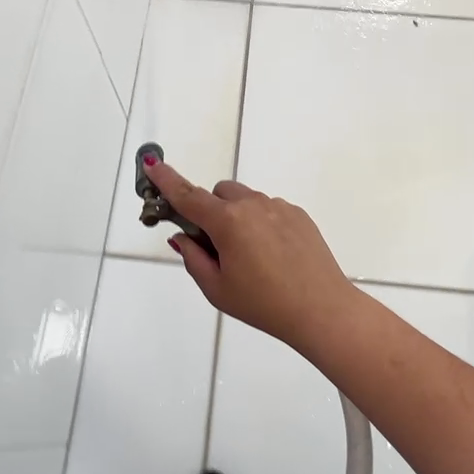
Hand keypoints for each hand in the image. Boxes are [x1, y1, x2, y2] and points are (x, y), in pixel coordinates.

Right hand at [143, 157, 362, 349]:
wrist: (321, 308)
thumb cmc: (263, 304)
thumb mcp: (217, 289)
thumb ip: (193, 258)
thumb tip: (182, 236)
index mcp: (227, 222)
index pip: (188, 195)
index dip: (166, 180)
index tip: (151, 164)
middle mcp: (251, 205)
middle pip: (218, 194)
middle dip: (211, 212)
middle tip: (216, 246)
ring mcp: (278, 206)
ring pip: (245, 200)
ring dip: (237, 217)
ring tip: (252, 258)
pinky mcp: (297, 213)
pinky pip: (269, 209)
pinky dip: (262, 223)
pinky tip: (275, 256)